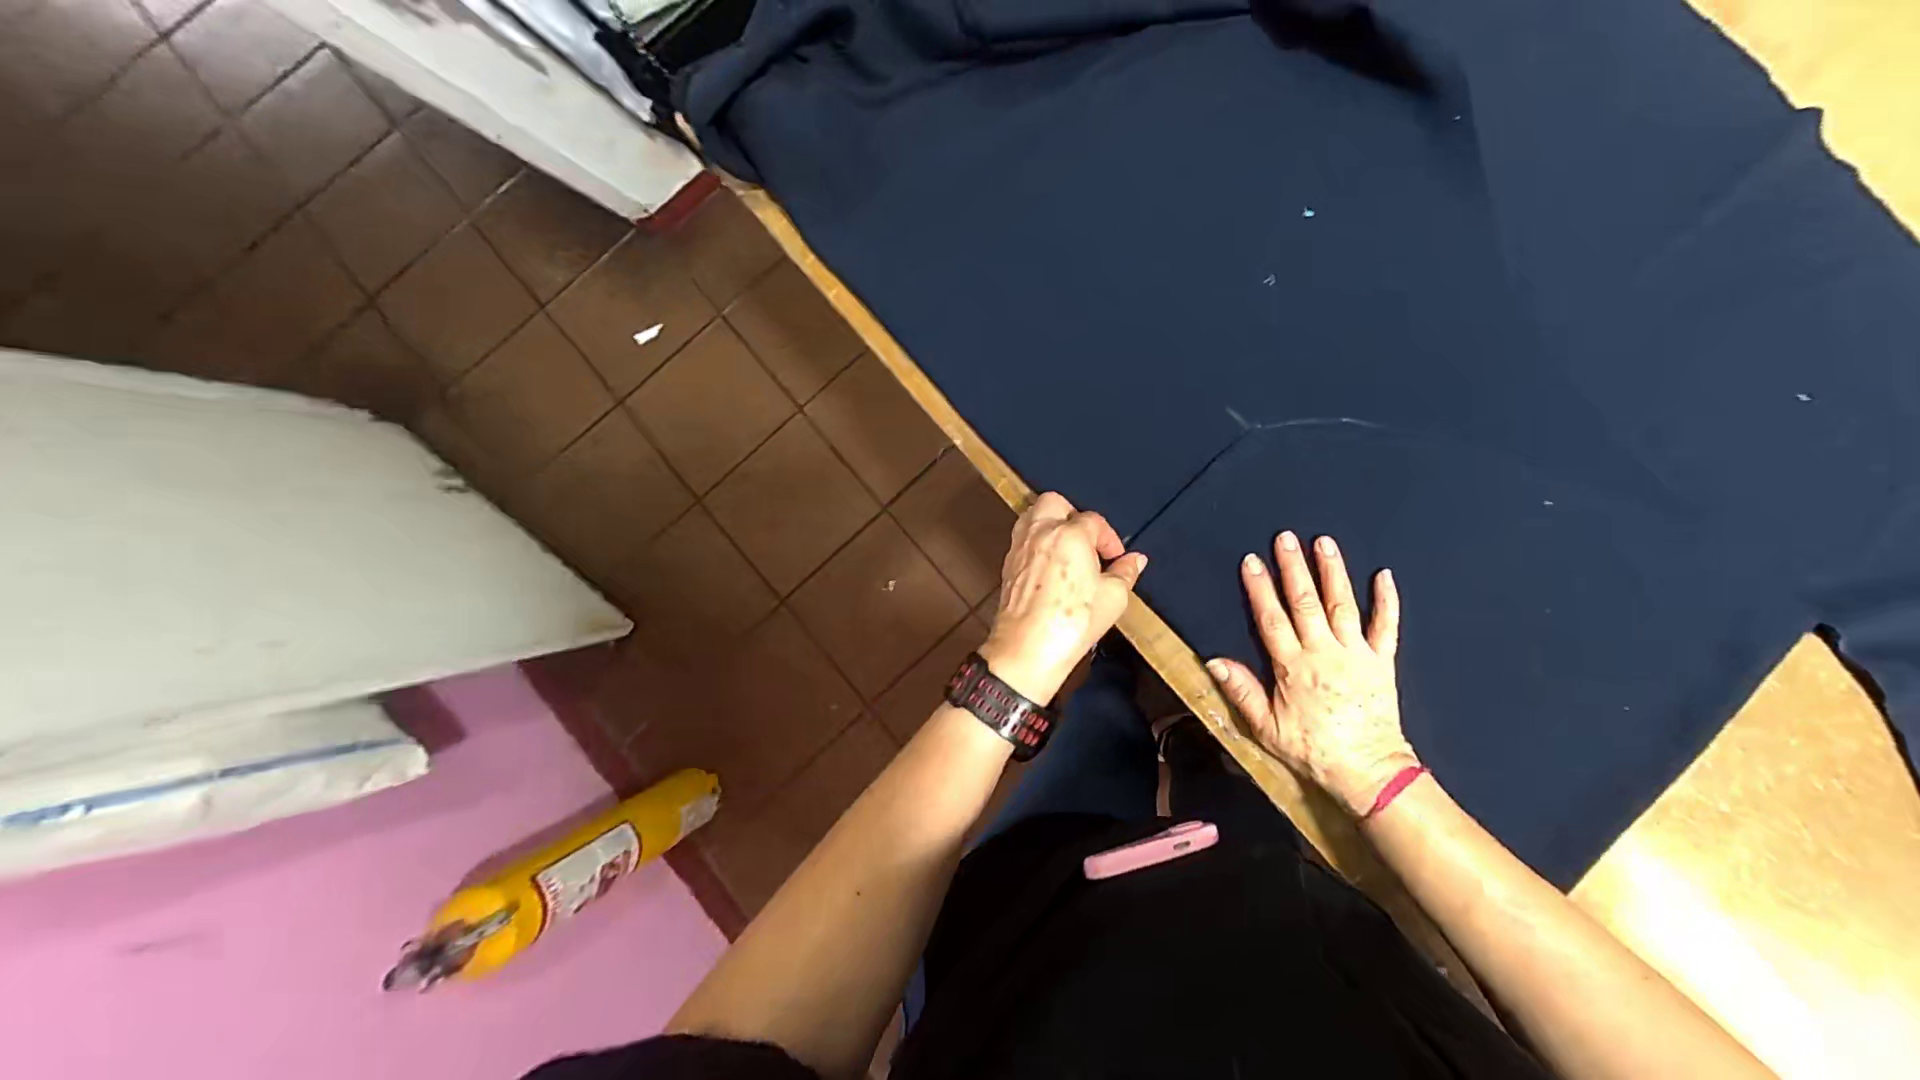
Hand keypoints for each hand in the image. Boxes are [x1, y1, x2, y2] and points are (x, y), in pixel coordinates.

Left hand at [979, 492, 1148, 704]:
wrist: (1028, 650)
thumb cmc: (1068, 623)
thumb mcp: (1113, 598)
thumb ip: (1124, 573)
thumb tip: (1134, 562)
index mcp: (1069, 535)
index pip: (1093, 520)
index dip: (1108, 537)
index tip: (1115, 555)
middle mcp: (1040, 534)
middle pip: (1054, 502)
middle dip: (1073, 514)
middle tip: (1088, 539)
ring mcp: (1020, 549)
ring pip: (1032, 516)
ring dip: (1050, 524)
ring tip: (1068, 548)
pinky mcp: (1008, 566)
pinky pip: (1022, 540)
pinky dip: (1036, 544)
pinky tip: (1050, 565)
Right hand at [1205, 531, 1417, 817]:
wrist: (1368, 771)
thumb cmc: (1312, 750)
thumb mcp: (1266, 728)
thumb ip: (1242, 691)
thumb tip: (1214, 661)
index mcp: (1293, 667)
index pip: (1271, 619)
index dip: (1260, 589)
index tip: (1252, 561)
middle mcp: (1324, 653)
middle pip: (1306, 602)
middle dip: (1294, 568)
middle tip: (1286, 538)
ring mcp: (1357, 654)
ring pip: (1343, 605)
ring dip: (1333, 572)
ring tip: (1324, 542)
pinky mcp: (1383, 662)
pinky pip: (1387, 627)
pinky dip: (1387, 601)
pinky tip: (1384, 575)